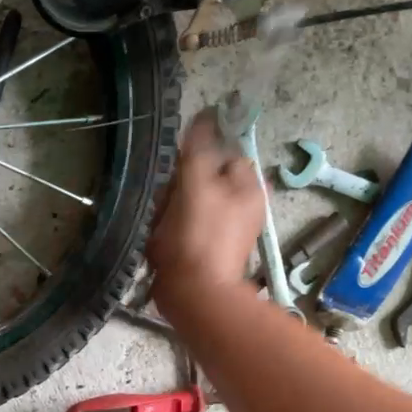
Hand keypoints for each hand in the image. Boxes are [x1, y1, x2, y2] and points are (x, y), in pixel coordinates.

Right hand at [146, 111, 265, 310]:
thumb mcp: (196, 184)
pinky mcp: (209, 256)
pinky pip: (186, 233)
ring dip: (170, 214)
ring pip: (190, 207)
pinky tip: (162, 246)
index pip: (220, 154)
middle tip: (167, 208)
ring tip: (161, 229)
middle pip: (204, 181)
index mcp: (250, 186)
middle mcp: (244, 207)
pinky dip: (172, 237)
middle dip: (180, 190)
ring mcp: (227, 233)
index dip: (194, 162)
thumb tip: (205, 114)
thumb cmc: (196, 238)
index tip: (177, 178)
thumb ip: (199, 148)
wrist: (194, 297)